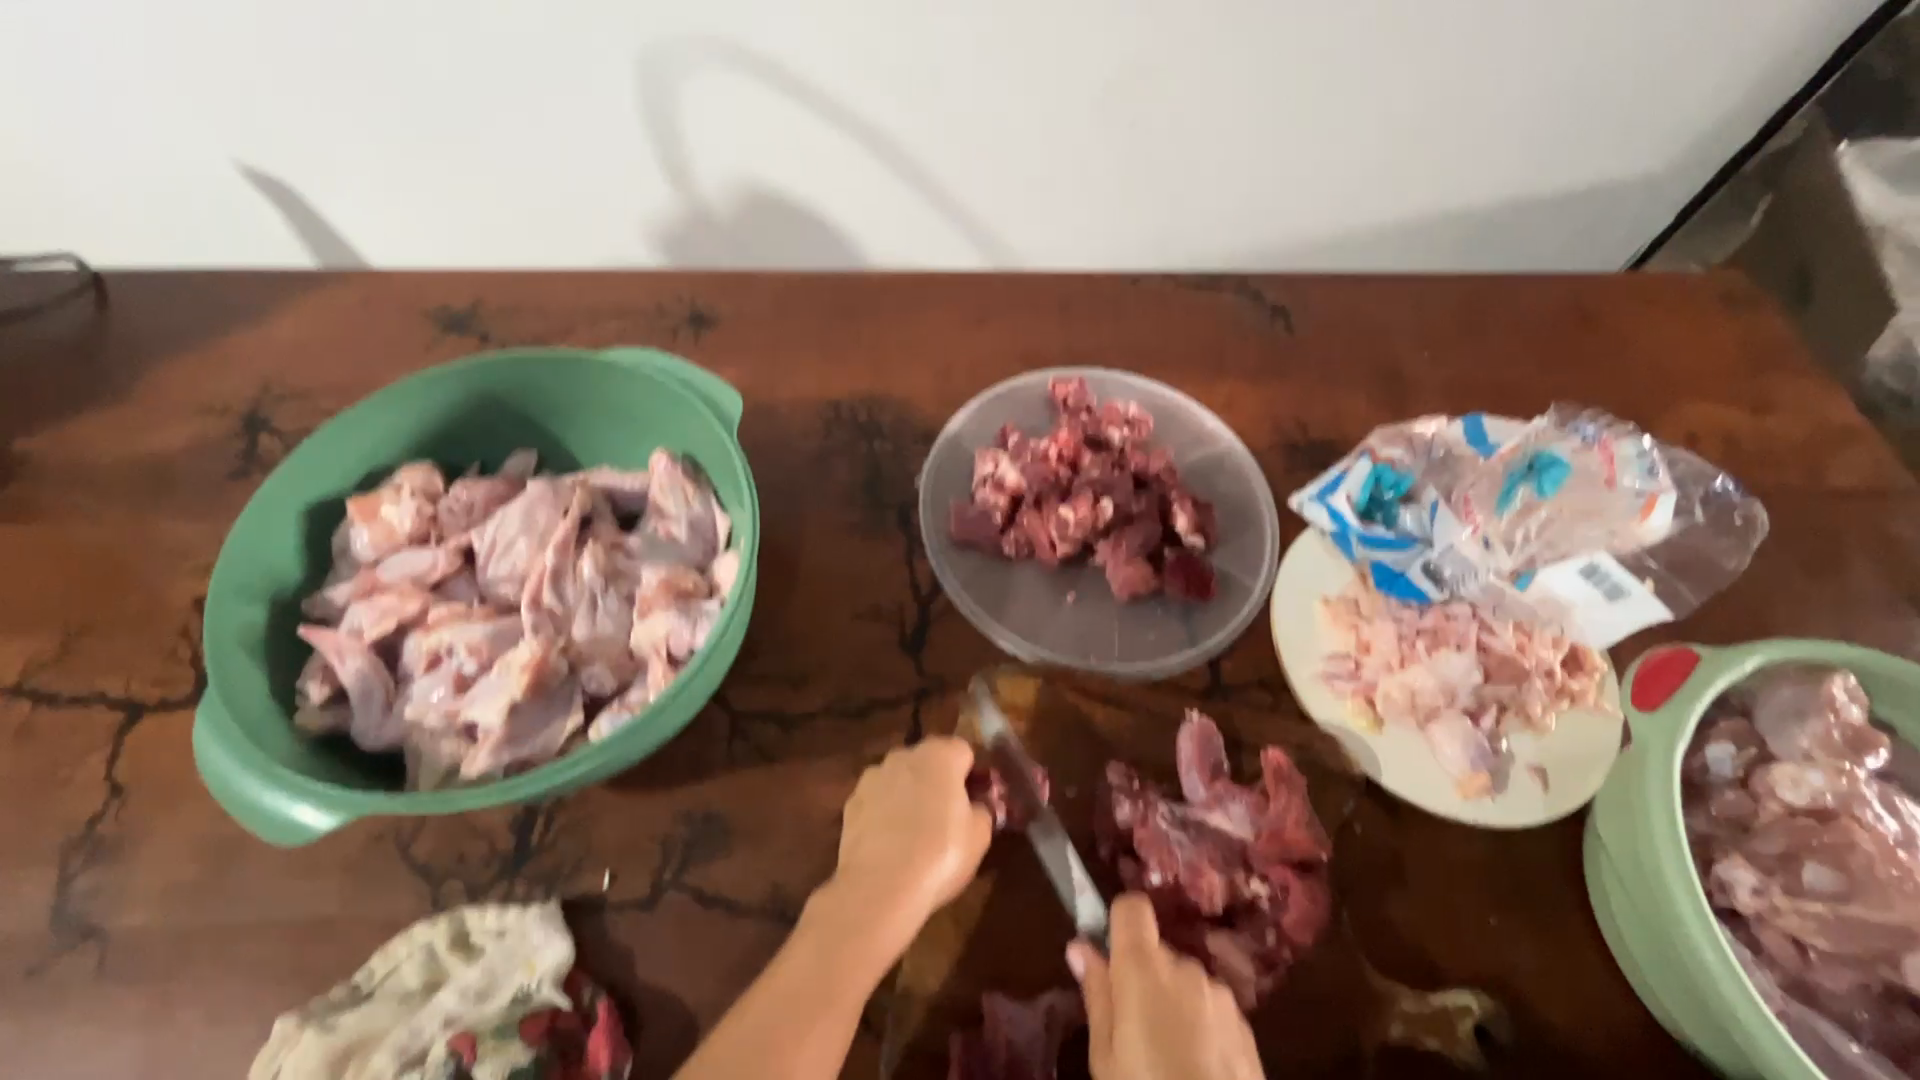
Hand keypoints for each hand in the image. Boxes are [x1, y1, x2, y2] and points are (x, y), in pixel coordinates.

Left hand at [829, 737, 994, 947]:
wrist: (880, 886)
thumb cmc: (940, 853)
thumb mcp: (980, 835)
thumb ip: (982, 810)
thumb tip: (976, 805)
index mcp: (940, 755)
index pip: (964, 750)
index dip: (972, 774)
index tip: (976, 800)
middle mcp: (903, 756)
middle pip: (928, 760)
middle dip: (939, 781)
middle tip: (950, 816)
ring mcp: (873, 777)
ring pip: (900, 779)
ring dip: (909, 794)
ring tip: (916, 833)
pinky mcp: (851, 802)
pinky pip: (877, 800)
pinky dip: (885, 813)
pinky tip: (891, 844)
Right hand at [1069, 894, 1265, 1079]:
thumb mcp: (1105, 1054)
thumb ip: (1096, 993)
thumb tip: (1080, 947)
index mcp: (1144, 968)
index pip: (1132, 908)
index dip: (1118, 922)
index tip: (1108, 956)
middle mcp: (1185, 968)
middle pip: (1157, 951)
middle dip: (1142, 977)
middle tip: (1130, 1027)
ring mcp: (1219, 994)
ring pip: (1184, 981)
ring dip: (1172, 1002)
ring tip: (1165, 1055)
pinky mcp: (1244, 1024)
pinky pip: (1209, 1007)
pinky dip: (1199, 1024)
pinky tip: (1195, 1067)